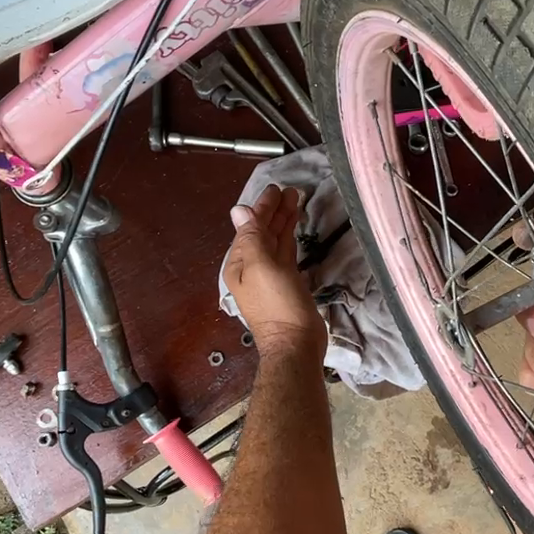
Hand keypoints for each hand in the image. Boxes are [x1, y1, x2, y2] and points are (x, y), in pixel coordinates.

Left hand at [225, 184, 325, 359]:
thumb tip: (238, 210)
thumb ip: (252, 238)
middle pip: (263, 232)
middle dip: (275, 211)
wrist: (295, 345)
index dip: (263, 207)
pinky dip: (289, 238)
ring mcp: (270, 277)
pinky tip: (294, 229)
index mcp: (239, 264)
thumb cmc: (278, 305)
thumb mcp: (262, 267)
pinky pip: (286, 253)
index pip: (251, 227)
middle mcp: (251, 268)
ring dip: (283, 221)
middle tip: (290, 191)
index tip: (276, 188)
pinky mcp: (287, 284)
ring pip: (275, 241)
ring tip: (295, 201)